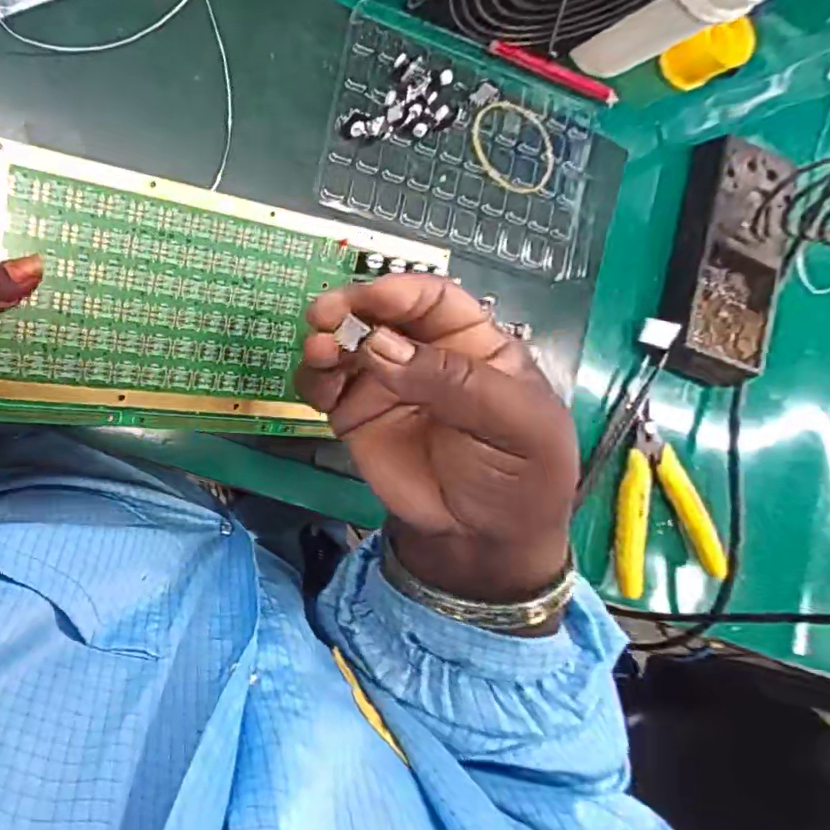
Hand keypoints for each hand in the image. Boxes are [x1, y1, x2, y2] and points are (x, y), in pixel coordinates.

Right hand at [296, 274, 577, 604]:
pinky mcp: (350, 413)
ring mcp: (380, 384)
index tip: (365, 299)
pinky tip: (318, 388)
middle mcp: (419, 355)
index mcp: (471, 344)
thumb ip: (451, 380)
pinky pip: (322, 386)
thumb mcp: (513, 423)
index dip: (398, 292)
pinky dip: (312, 379)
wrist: (479, 537)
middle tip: (322, 316)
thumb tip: (377, 345)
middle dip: (347, 309)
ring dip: (324, 343)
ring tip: (319, 355)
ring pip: (342, 347)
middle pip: (376, 316)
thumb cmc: (518, 474)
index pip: (432, 301)